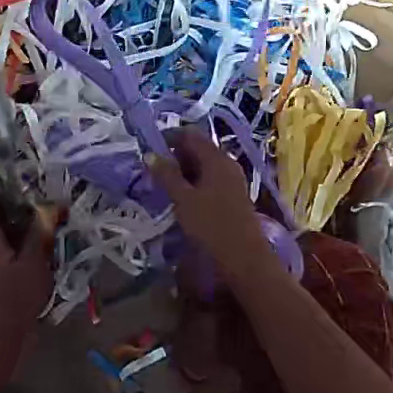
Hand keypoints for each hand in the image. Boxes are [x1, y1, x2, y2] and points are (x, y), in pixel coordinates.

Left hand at [0, 194, 51, 372]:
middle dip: (7, 210)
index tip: (22, 186)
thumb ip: (42, 233)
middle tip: (35, 207)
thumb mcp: (35, 263)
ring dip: (9, 231)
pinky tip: (29, 257)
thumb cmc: (13, 299)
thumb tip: (53, 206)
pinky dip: (8, 251)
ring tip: (37, 230)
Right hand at [147, 130, 275, 278]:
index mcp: (216, 158)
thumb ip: (166, 175)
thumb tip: (150, 154)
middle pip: (198, 149)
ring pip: (203, 166)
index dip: (169, 138)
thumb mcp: (183, 198)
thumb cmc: (211, 225)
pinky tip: (181, 198)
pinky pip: (209, 180)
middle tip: (153, 171)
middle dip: (174, 156)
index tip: (149, 150)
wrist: (243, 257)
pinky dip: (193, 183)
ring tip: (163, 186)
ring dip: (182, 171)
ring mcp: (232, 180)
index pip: (190, 135)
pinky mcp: (233, 196)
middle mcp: (227, 164)